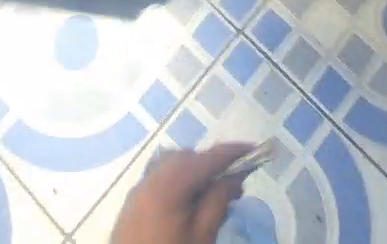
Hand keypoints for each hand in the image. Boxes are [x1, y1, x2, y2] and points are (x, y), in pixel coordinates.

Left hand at [110, 142, 254, 243]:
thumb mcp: (202, 237)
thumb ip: (218, 201)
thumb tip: (234, 176)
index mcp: (170, 184)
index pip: (208, 158)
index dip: (233, 152)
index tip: (255, 150)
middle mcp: (151, 179)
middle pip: (188, 157)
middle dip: (212, 164)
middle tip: (234, 186)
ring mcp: (138, 190)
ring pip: (171, 165)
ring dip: (193, 172)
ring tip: (211, 196)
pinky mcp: (131, 205)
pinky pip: (158, 179)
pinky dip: (176, 181)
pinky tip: (186, 203)